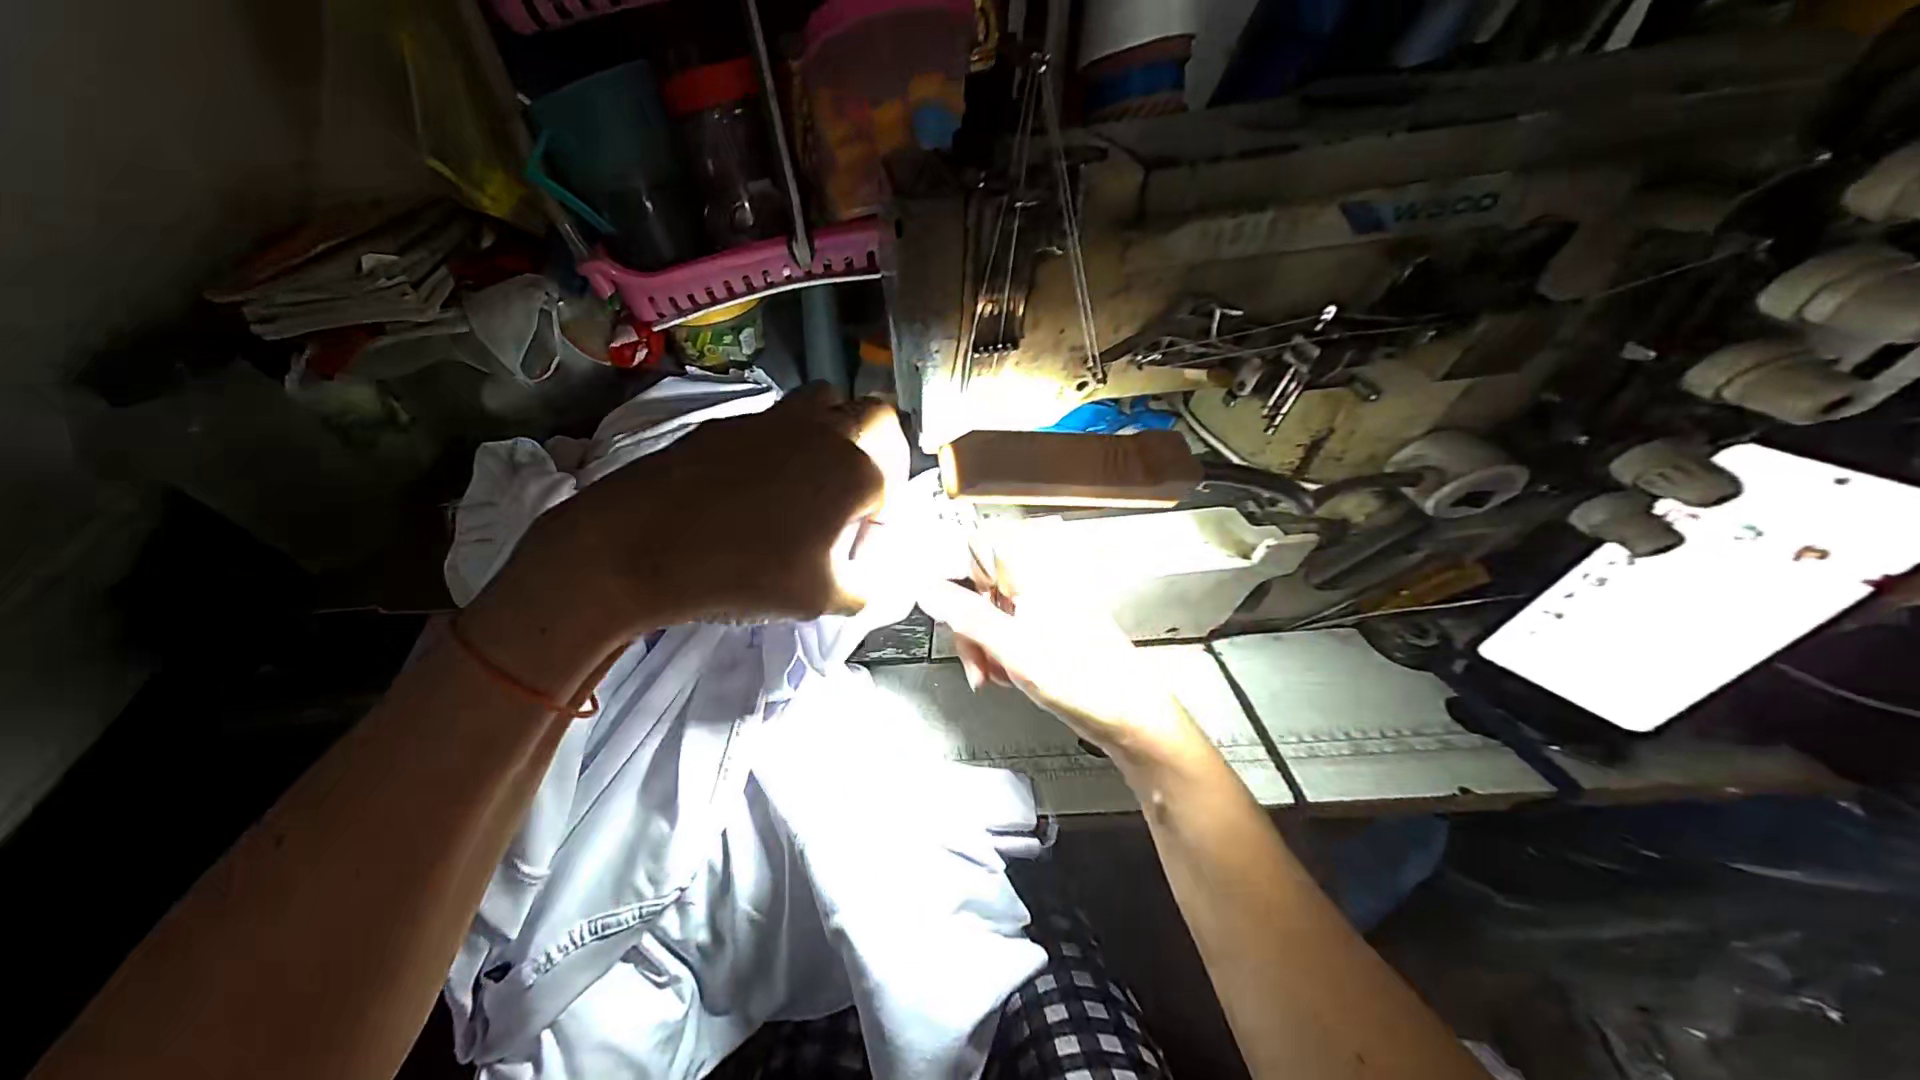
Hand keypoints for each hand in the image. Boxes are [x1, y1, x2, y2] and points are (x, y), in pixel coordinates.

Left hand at [475, 386, 909, 659]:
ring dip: (834, 429)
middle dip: (879, 447)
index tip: (861, 541)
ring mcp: (774, 419)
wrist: (639, 545)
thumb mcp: (817, 597)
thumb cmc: (743, 574)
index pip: (894, 479)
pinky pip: (776, 418)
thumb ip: (862, 589)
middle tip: (856, 488)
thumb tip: (869, 582)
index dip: (885, 512)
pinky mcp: (731, 421)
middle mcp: (823, 431)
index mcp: (855, 470)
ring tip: (812, 474)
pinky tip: (757, 482)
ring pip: (825, 400)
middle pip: (875, 415)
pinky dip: (785, 439)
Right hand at [916, 578, 1205, 771]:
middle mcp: (1043, 581)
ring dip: (985, 643)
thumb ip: (968, 617)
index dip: (961, 574)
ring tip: (996, 673)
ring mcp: (1047, 605)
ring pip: (994, 609)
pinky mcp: (1050, 627)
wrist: (1128, 715)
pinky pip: (1011, 629)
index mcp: (1037, 572)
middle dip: (971, 623)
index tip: (950, 605)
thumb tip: (931, 591)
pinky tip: (1011, 674)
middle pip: (983, 584)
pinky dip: (1002, 651)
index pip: (982, 544)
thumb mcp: (1014, 650)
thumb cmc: (1088, 683)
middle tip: (976, 656)